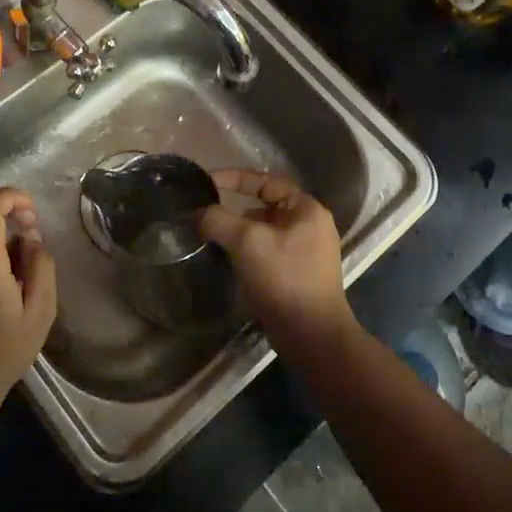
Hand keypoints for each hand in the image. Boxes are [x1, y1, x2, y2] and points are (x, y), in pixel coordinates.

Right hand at [199, 170, 355, 345]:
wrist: (310, 334)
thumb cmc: (283, 278)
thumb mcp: (246, 241)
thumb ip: (218, 219)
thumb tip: (199, 213)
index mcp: (306, 209)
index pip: (266, 182)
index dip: (235, 178)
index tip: (207, 183)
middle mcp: (311, 226)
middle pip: (265, 206)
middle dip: (235, 210)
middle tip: (207, 215)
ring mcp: (307, 251)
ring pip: (264, 231)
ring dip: (240, 233)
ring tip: (213, 239)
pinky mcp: (298, 273)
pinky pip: (268, 251)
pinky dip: (248, 251)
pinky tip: (230, 261)